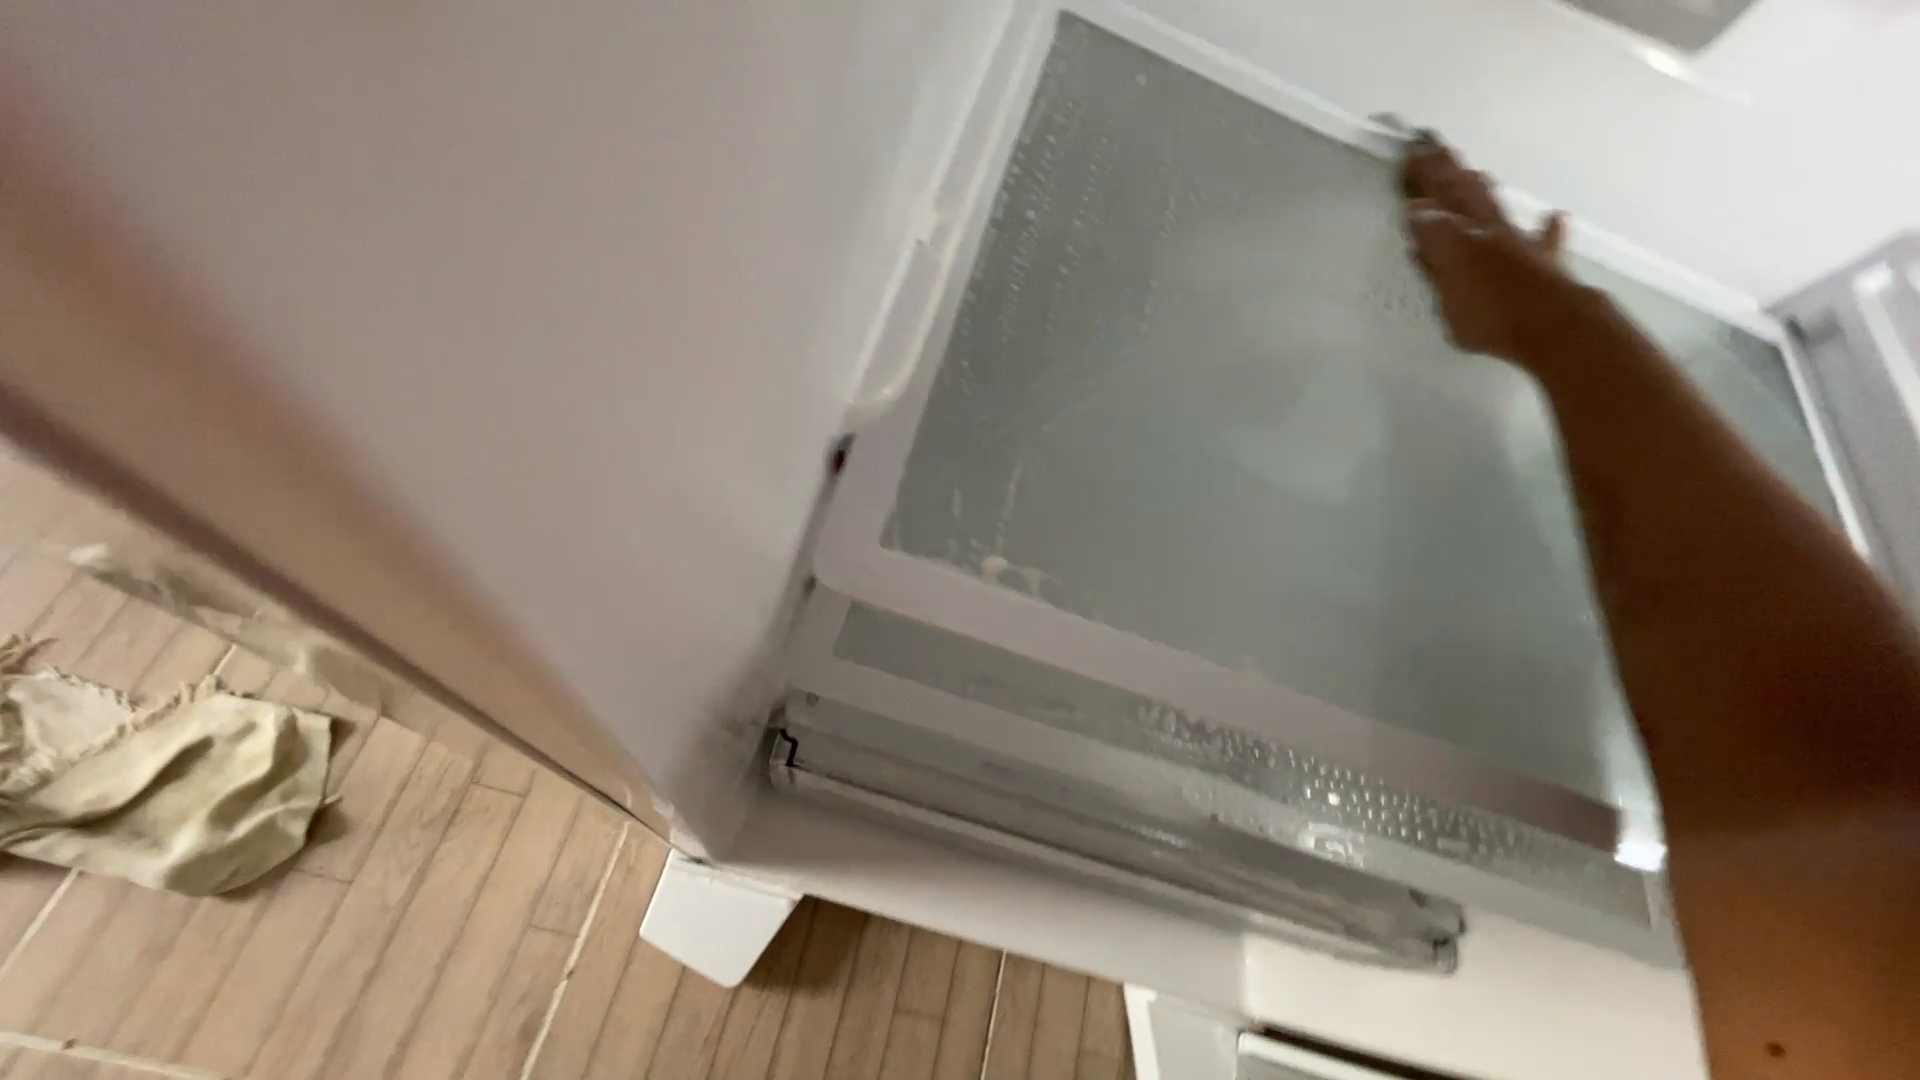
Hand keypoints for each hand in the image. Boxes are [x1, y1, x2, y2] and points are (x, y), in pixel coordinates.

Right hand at [1399, 134, 1600, 366]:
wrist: (1553, 328)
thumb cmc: (1490, 313)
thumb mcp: (1448, 281)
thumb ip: (1435, 244)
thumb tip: (1419, 211)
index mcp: (1463, 236)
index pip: (1437, 200)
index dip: (1424, 178)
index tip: (1411, 152)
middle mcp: (1491, 231)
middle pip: (1465, 195)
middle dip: (1446, 172)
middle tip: (1433, 147)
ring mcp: (1520, 246)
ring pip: (1497, 210)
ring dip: (1483, 191)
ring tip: (1474, 173)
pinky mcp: (1545, 266)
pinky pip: (1544, 241)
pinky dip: (1547, 228)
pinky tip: (1553, 216)